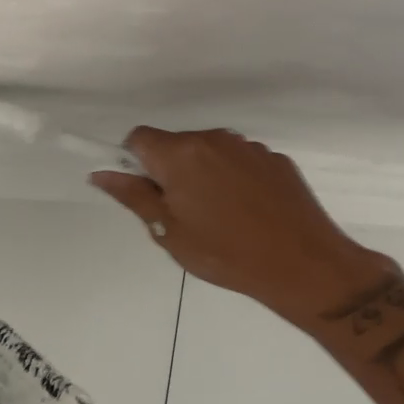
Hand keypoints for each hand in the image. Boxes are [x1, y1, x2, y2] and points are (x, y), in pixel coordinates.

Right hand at [89, 127, 398, 324]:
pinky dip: (231, 180)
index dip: (132, 162)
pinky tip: (243, 214)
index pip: (139, 138)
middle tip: (176, 214)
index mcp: (181, 154)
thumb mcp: (165, 230)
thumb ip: (132, 195)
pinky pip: (238, 162)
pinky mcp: (277, 161)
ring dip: (200, 175)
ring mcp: (250, 148)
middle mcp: (215, 140)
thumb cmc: (222, 252)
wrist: (302, 265)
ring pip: (208, 153)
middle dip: (167, 171)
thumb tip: (100, 173)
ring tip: (214, 217)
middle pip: (175, 144)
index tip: (142, 192)